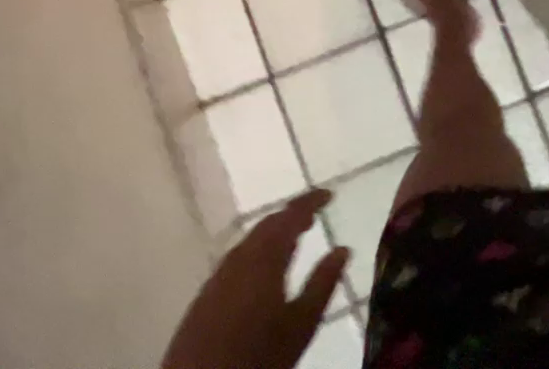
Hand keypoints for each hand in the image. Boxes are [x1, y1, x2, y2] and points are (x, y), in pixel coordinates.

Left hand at [162, 189, 349, 368]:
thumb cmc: (258, 357)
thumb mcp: (301, 324)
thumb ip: (323, 283)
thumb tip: (343, 249)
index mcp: (264, 259)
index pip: (289, 216)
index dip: (310, 201)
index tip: (329, 195)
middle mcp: (239, 260)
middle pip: (266, 226)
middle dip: (291, 216)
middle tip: (314, 216)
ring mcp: (218, 277)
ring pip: (250, 242)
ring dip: (273, 234)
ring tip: (295, 239)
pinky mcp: (205, 296)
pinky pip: (237, 259)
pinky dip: (257, 252)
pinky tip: (264, 270)